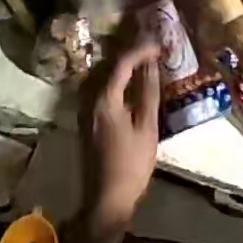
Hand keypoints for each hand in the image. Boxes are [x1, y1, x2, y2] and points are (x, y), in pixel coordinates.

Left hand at [77, 22, 161, 232]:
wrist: (106, 197)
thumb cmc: (131, 164)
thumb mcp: (147, 127)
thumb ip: (148, 91)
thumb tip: (152, 63)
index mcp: (103, 97)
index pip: (121, 61)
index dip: (140, 50)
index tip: (159, 45)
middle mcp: (88, 95)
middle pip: (107, 63)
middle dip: (130, 52)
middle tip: (153, 49)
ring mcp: (82, 104)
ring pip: (101, 72)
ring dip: (121, 64)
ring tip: (144, 61)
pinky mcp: (84, 114)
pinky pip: (98, 85)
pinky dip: (114, 78)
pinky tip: (129, 82)